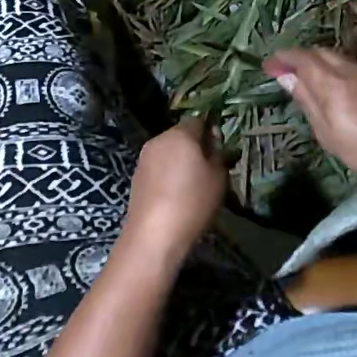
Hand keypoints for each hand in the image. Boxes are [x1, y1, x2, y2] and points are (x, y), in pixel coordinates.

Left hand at [124, 117, 226, 258]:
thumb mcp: (219, 177)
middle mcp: (158, 141)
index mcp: (179, 135)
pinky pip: (158, 169)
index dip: (211, 132)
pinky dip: (168, 175)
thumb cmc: (192, 200)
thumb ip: (219, 156)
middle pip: (181, 136)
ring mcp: (143, 160)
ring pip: (168, 153)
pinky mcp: (136, 179)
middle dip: (195, 146)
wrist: (154, 236)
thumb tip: (214, 150)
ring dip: (181, 161)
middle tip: (209, 167)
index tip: (220, 150)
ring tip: (194, 184)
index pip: (198, 120)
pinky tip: (177, 195)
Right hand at [264, 48, 356, 179]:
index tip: (268, 65)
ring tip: (306, 80)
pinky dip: (335, 70)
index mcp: (333, 82)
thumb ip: (307, 99)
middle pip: (321, 52)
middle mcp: (351, 70)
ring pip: (338, 58)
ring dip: (319, 62)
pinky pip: (351, 67)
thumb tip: (287, 77)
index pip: (303, 58)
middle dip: (300, 57)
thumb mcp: (325, 130)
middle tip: (284, 71)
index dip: (284, 58)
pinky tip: (333, 88)